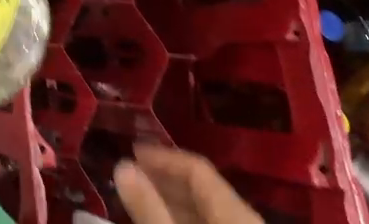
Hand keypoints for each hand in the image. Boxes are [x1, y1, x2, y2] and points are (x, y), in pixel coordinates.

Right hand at [115, 144, 262, 223]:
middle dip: (164, 179)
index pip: (197, 167)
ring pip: (207, 210)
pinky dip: (185, 219)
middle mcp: (246, 219)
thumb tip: (121, 165)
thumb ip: (149, 207)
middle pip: (204, 188)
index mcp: (236, 212)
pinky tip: (163, 220)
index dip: (163, 155)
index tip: (130, 152)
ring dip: (173, 201)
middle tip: (129, 175)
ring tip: (141, 198)